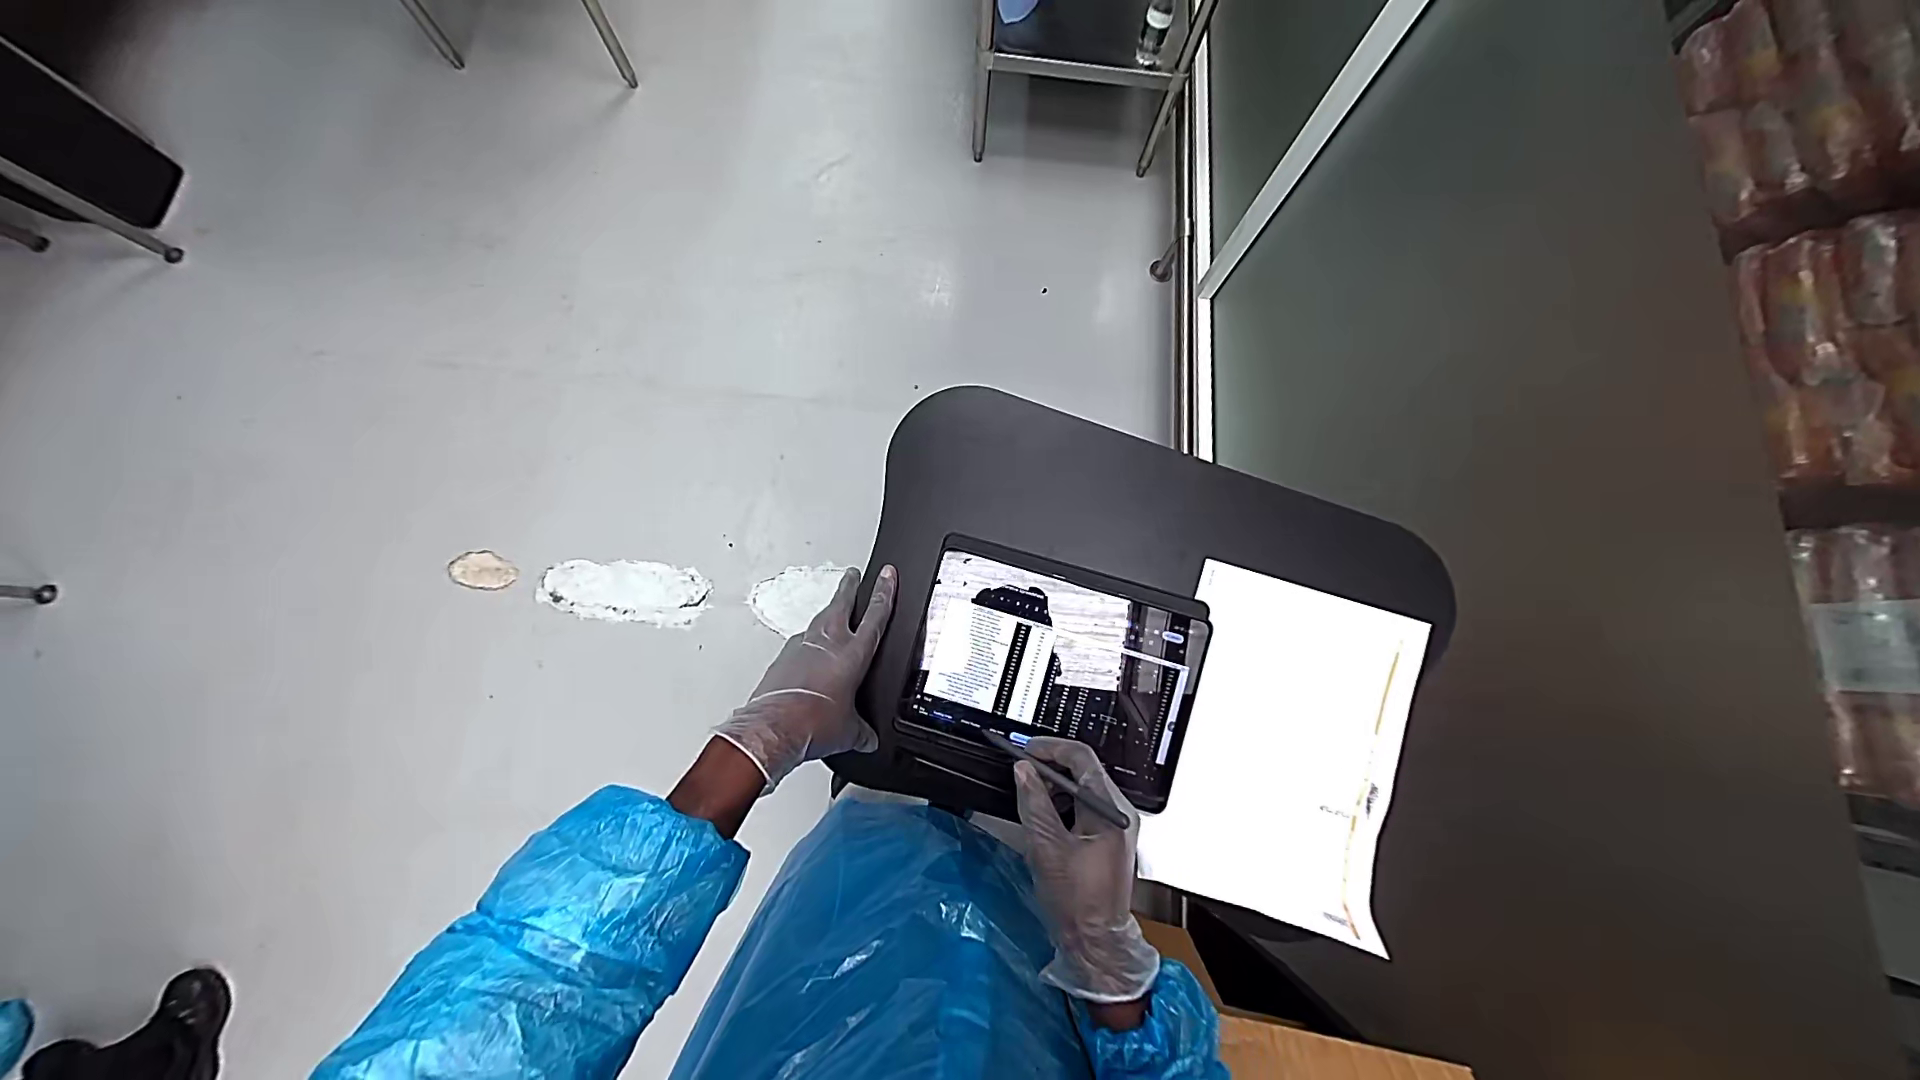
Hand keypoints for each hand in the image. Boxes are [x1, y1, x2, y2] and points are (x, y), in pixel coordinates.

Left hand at [712, 565, 895, 790]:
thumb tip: (868, 739)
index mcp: (853, 653)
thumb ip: (863, 732)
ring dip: (828, 613)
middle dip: (850, 585)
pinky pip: (800, 643)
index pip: (876, 614)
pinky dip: (808, 643)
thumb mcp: (849, 732)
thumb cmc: (811, 724)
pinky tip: (808, 653)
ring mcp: (802, 646)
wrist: (772, 729)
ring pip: (820, 620)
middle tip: (854, 574)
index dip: (885, 591)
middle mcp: (827, 642)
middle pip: (842, 602)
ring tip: (833, 611)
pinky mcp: (782, 658)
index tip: (887, 575)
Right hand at [1013, 737, 1160, 1004]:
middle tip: (1023, 767)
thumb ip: (1033, 802)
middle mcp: (1119, 812)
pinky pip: (1084, 804)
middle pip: (1085, 769)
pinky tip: (1043, 810)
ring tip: (1029, 788)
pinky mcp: (1109, 837)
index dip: (1050, 748)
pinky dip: (1062, 800)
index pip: (1082, 758)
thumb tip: (1023, 770)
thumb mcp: (1047, 846)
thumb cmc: (1076, 901)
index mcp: (1110, 810)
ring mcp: (1116, 825)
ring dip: (1055, 782)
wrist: (1096, 945)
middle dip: (1051, 764)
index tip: (1025, 749)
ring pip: (1083, 786)